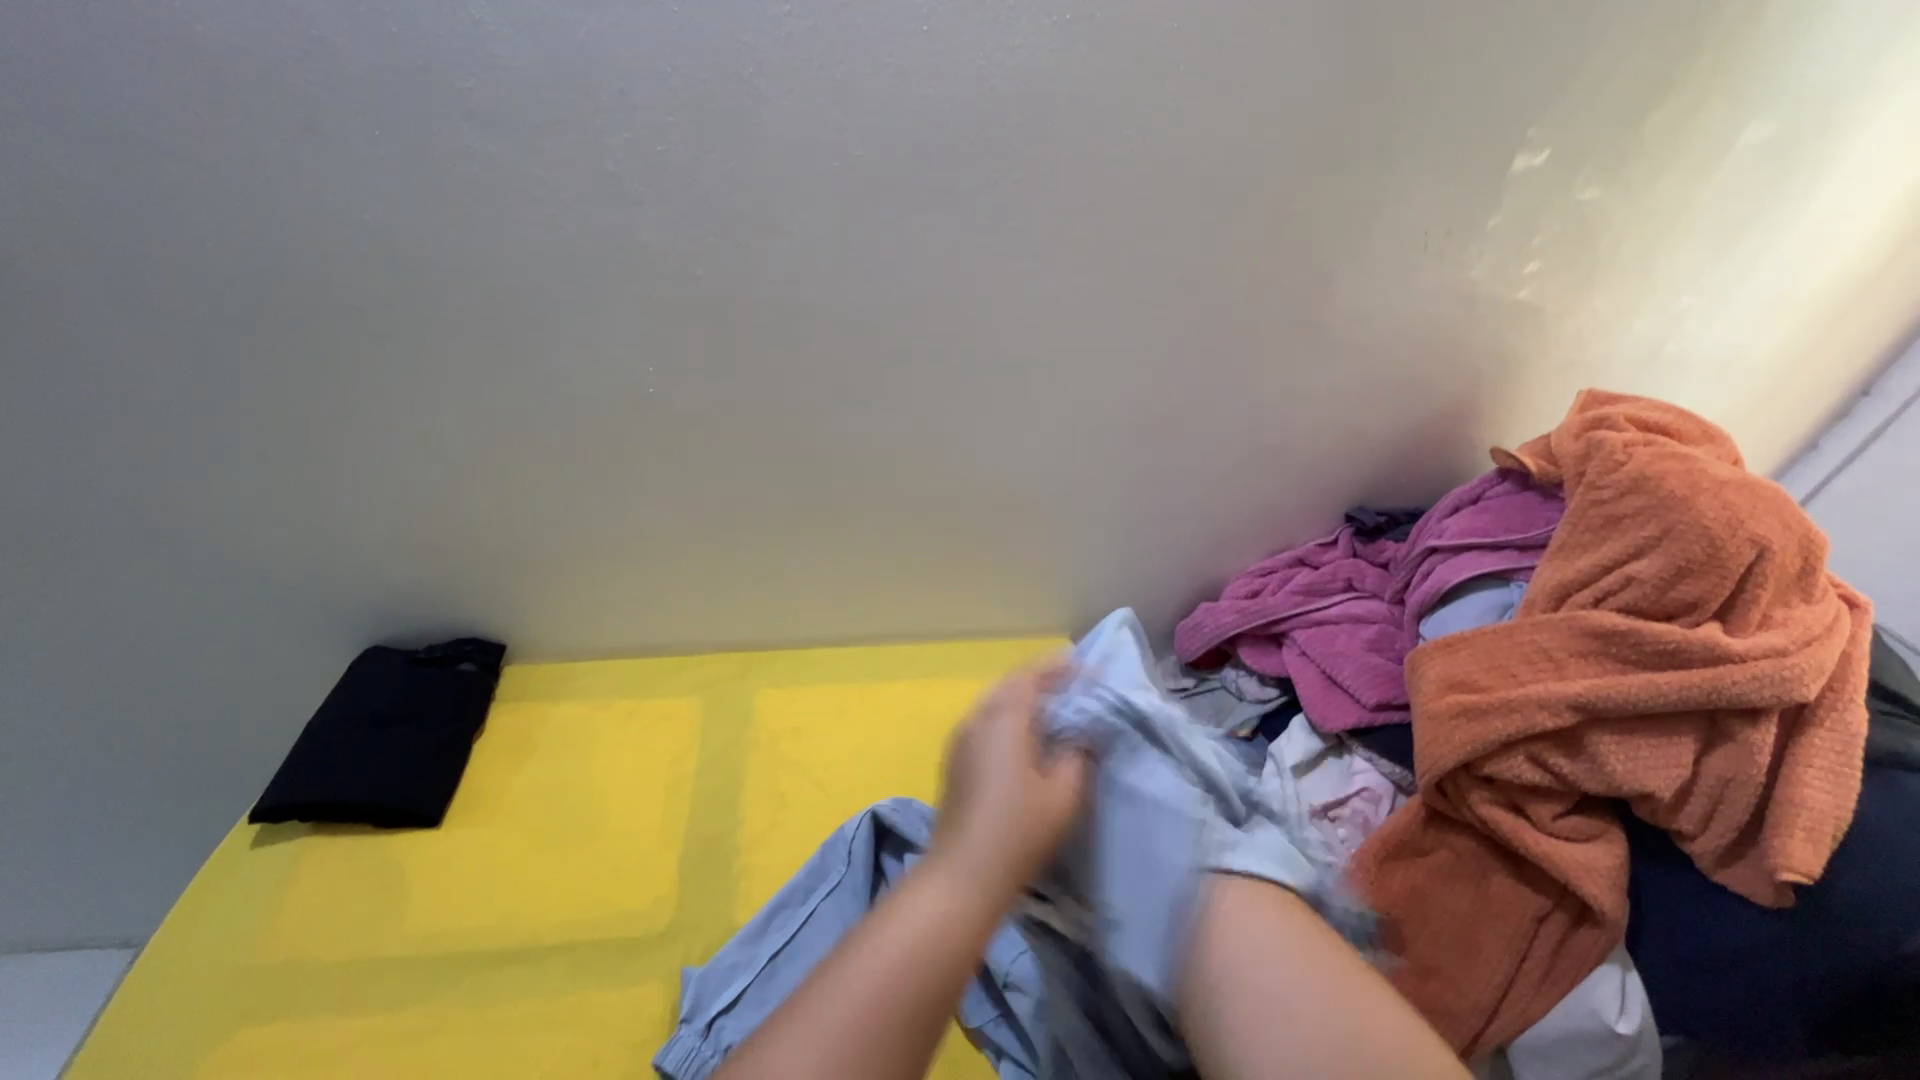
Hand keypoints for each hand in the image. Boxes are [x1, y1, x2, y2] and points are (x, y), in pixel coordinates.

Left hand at [930, 659, 1091, 901]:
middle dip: (1043, 681)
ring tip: (1058, 711)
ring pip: (995, 704)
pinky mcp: (955, 761)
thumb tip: (1083, 732)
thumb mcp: (1064, 793)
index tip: (1089, 671)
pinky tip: (1029, 739)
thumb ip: (1078, 752)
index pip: (1031, 676)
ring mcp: (960, 740)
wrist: (963, 874)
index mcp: (1003, 718)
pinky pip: (986, 724)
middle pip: (1010, 685)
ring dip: (1025, 701)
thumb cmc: (1018, 831)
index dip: (1060, 669)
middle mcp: (976, 719)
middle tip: (1076, 687)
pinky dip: (1011, 720)